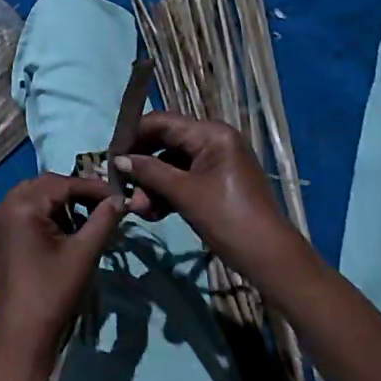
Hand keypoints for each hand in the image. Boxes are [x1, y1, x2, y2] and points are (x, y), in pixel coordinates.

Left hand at [0, 173, 123, 361]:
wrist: (22, 334)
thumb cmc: (54, 292)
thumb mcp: (83, 253)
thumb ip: (103, 220)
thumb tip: (120, 199)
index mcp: (22, 205)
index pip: (62, 183)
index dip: (92, 187)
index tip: (117, 195)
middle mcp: (2, 205)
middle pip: (44, 186)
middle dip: (74, 193)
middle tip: (101, 206)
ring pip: (30, 198)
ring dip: (56, 204)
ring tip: (81, 221)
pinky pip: (17, 214)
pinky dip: (37, 216)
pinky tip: (55, 233)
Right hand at [115, 112, 300, 275]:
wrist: (270, 259)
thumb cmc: (228, 218)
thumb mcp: (184, 194)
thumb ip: (149, 172)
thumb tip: (118, 160)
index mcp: (211, 134)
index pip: (162, 122)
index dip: (134, 136)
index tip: (111, 156)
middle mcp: (214, 140)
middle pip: (165, 143)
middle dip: (142, 167)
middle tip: (122, 188)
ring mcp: (215, 162)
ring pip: (171, 165)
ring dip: (152, 185)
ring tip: (139, 209)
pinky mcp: (215, 183)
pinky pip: (183, 179)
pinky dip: (166, 193)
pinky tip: (153, 212)